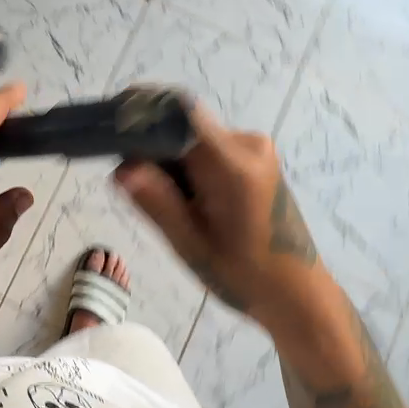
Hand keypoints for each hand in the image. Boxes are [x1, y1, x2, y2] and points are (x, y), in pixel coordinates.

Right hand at [114, 101, 326, 331]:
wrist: (300, 294)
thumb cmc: (246, 276)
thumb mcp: (192, 244)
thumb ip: (156, 202)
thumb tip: (121, 169)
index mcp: (233, 163)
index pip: (179, 113)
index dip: (142, 113)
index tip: (108, 128)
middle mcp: (247, 142)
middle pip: (182, 126)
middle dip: (152, 149)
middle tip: (135, 188)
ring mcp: (254, 146)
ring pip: (191, 137)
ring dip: (171, 161)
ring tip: (172, 205)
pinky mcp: (255, 155)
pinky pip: (207, 146)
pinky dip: (189, 166)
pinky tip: (191, 201)